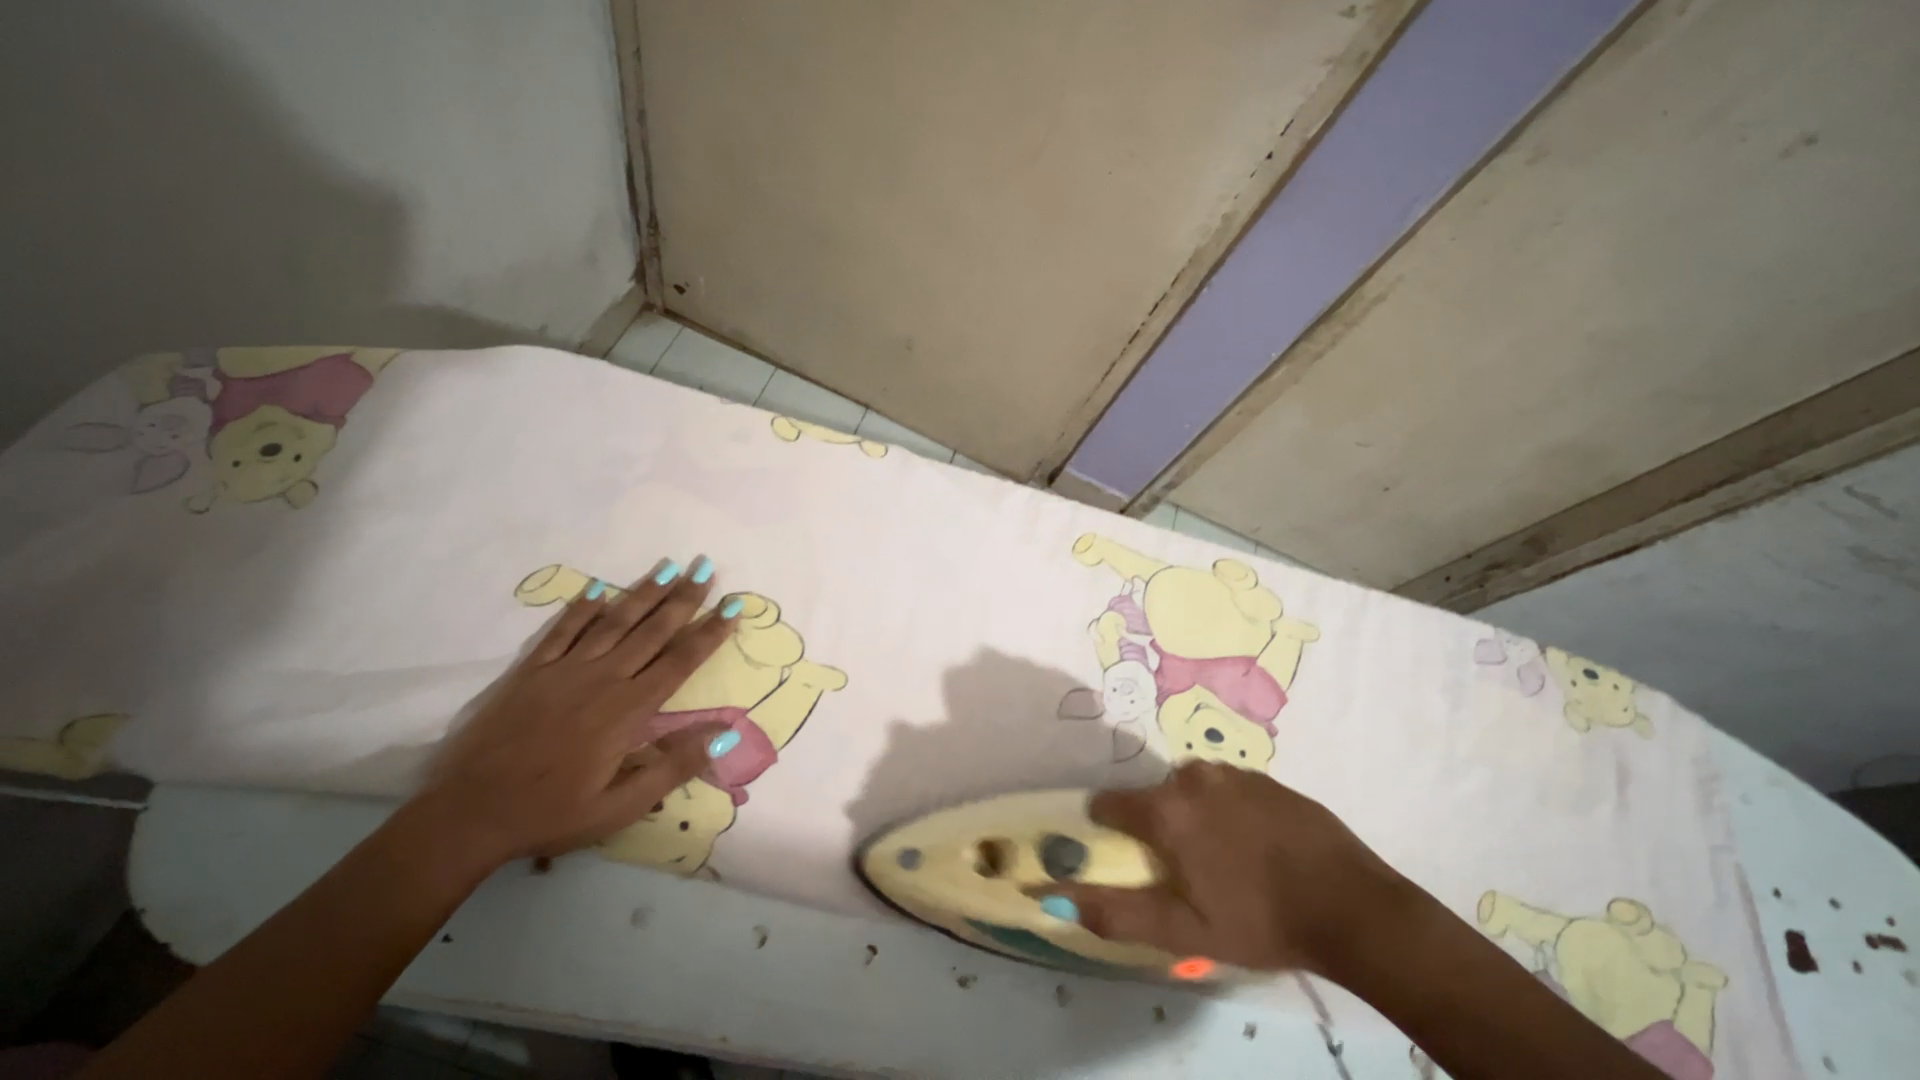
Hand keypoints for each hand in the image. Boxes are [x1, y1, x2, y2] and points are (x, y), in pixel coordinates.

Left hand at [405, 559, 738, 870]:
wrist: (467, 812)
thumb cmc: (551, 814)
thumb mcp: (620, 807)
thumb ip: (673, 766)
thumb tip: (725, 732)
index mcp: (627, 712)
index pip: (679, 662)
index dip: (709, 633)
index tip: (733, 606)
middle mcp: (600, 679)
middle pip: (651, 632)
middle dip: (683, 598)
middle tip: (705, 567)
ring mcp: (562, 670)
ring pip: (612, 622)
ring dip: (643, 593)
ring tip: (667, 567)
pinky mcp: (529, 672)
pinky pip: (561, 630)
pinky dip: (582, 608)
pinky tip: (599, 590)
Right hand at [1034, 761, 1415, 973]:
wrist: (1352, 907)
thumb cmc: (1258, 921)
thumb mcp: (1180, 930)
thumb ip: (1113, 911)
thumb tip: (1052, 895)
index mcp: (1165, 809)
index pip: (1108, 804)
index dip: (1107, 831)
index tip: (1124, 858)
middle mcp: (1194, 777)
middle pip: (1154, 797)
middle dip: (1158, 827)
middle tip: (1183, 872)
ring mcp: (1238, 774)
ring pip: (1194, 790)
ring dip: (1196, 817)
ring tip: (1223, 861)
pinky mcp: (1273, 780)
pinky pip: (1231, 790)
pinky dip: (1230, 812)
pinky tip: (1255, 848)